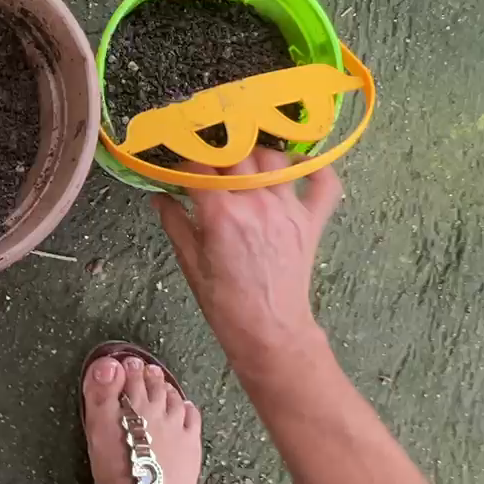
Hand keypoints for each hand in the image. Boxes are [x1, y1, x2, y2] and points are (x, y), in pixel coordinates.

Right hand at [152, 147, 341, 371]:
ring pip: (275, 158)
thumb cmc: (224, 302)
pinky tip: (297, 166)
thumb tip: (160, 197)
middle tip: (208, 165)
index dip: (182, 164)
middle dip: (218, 153)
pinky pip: (323, 182)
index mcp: (221, 215)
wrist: (269, 329)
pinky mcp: (311, 220)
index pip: (198, 169)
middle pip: (237, 154)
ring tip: (244, 165)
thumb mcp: (190, 262)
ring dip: (256, 155)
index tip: (176, 170)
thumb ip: (175, 223)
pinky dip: (314, 168)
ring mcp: (288, 209)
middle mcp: (256, 203)